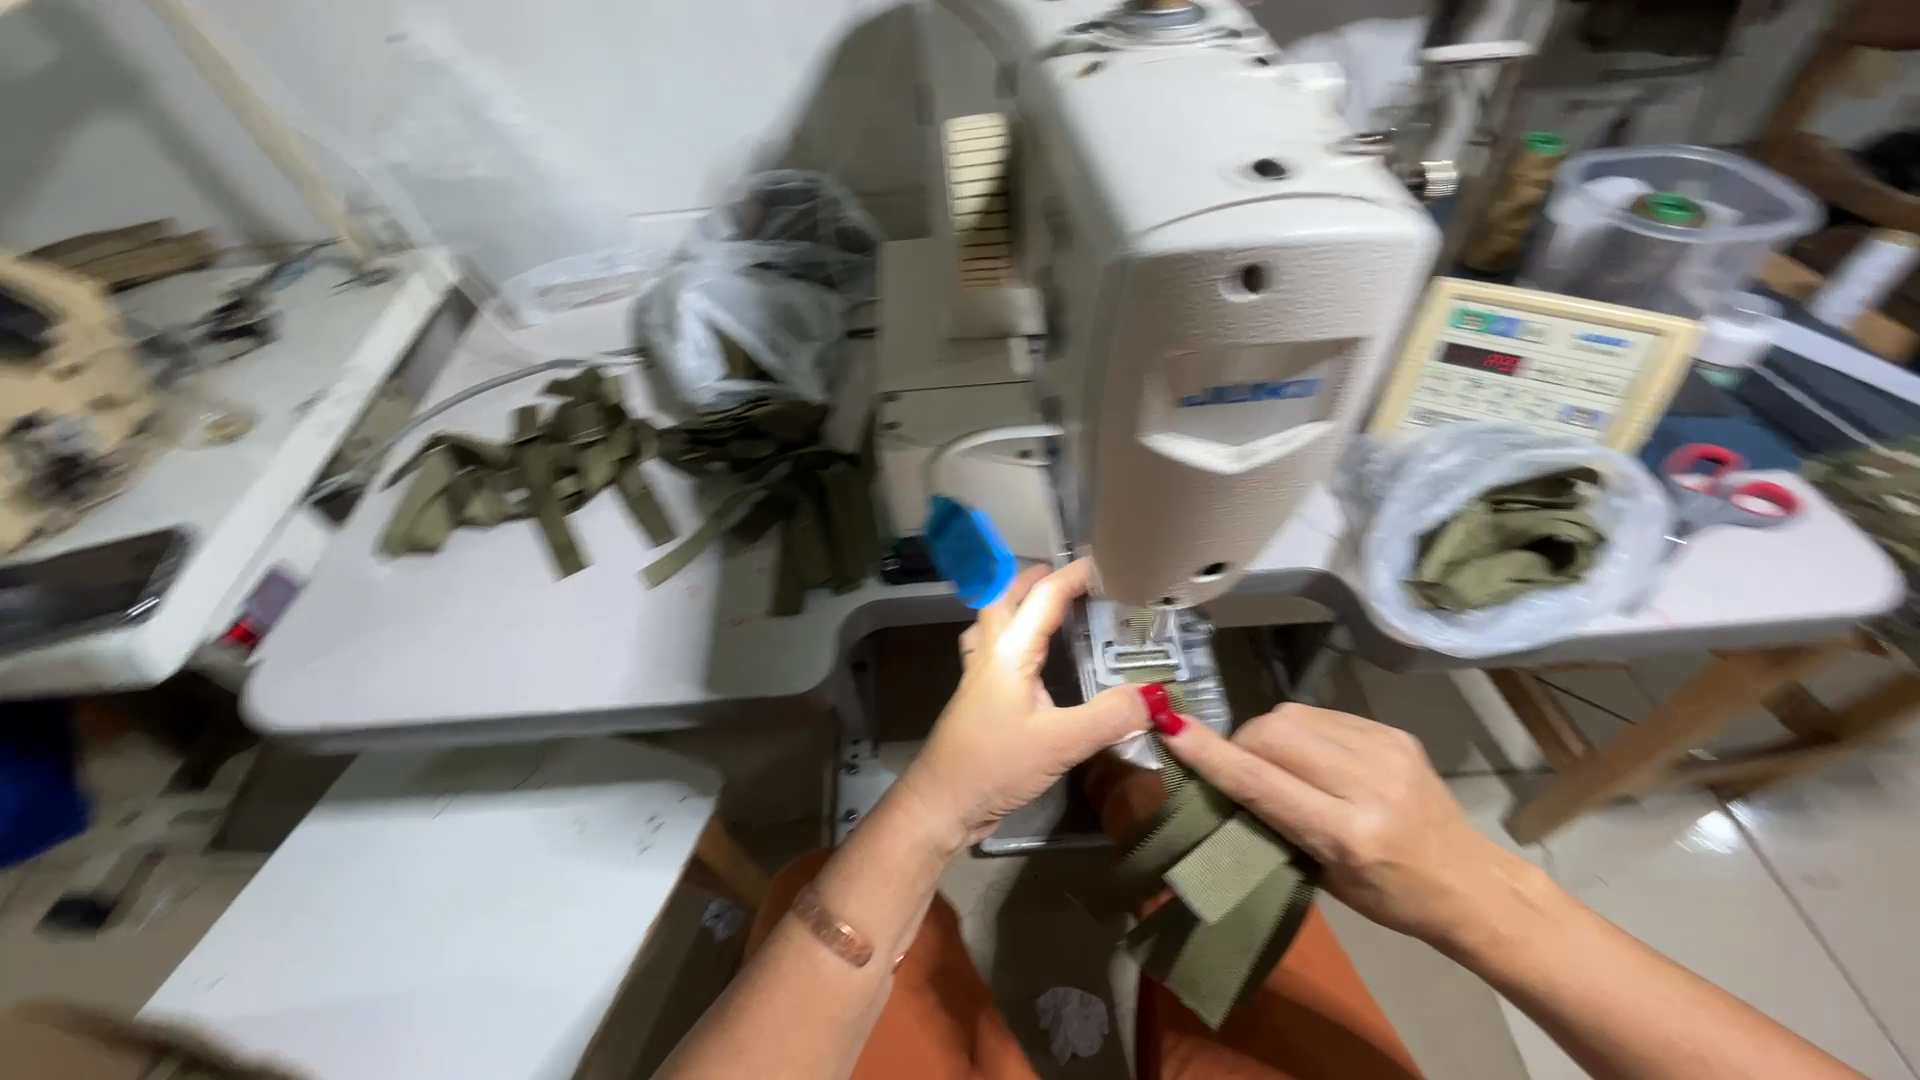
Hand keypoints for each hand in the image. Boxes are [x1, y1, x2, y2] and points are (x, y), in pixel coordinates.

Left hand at [896, 560, 1149, 849]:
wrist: (942, 802)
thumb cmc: (995, 765)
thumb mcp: (1060, 743)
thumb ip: (1109, 717)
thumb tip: (1154, 696)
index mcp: (1010, 652)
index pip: (1043, 598)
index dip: (1073, 576)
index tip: (1104, 564)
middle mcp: (990, 654)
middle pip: (1004, 597)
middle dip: (1033, 579)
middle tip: (1068, 576)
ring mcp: (977, 676)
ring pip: (992, 622)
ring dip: (1014, 603)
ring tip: (1043, 603)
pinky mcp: (976, 698)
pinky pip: (990, 649)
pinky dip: (1008, 636)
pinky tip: (1023, 657)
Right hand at [1159, 703, 1548, 948]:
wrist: (1471, 883)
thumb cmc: (1388, 897)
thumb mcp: (1321, 875)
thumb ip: (1272, 822)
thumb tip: (1223, 777)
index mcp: (1349, 834)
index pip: (1262, 783)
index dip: (1212, 755)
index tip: (1172, 729)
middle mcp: (1368, 785)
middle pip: (1274, 733)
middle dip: (1241, 743)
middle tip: (1240, 769)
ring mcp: (1386, 751)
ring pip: (1292, 715)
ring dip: (1268, 734)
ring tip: (1277, 762)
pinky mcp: (1393, 732)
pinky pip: (1320, 714)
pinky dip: (1300, 730)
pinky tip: (1312, 755)